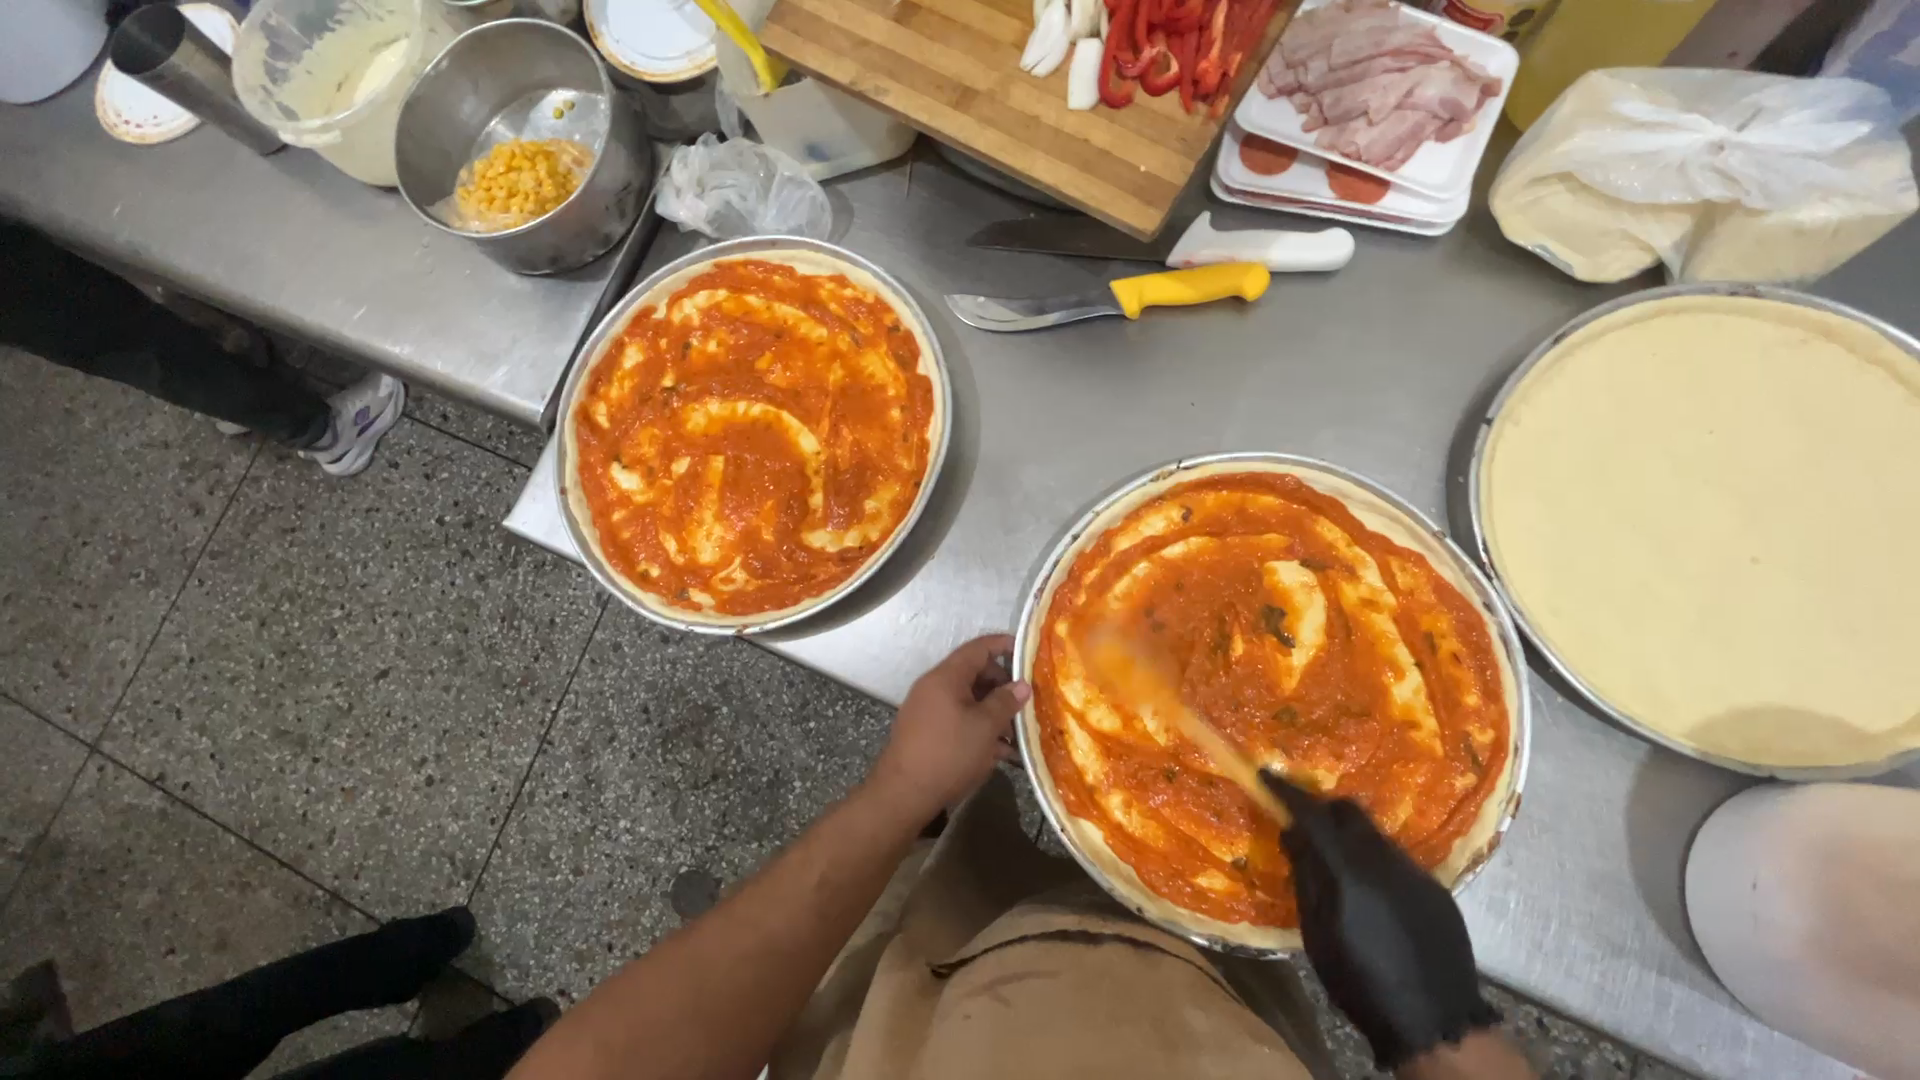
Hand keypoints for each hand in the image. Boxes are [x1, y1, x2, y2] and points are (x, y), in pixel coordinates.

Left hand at [868, 634, 1028, 822]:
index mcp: (946, 677)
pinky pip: (957, 718)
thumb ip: (1005, 702)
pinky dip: (978, 727)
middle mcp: (933, 686)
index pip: (978, 648)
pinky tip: (998, 751)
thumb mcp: (985, 727)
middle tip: (1024, 706)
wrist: (903, 793)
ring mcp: (927, 709)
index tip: (1027, 652)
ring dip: (992, 712)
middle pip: (974, 674)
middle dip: (1002, 687)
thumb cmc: (948, 754)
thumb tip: (1021, 685)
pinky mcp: (925, 730)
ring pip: (967, 700)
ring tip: (1015, 736)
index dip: (1003, 645)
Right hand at [1261, 771, 1498, 1071]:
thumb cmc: (1360, 982)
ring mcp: (1415, 872)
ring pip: (1374, 835)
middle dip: (1323, 809)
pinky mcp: (1436, 889)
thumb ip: (1306, 877)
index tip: (1267, 777)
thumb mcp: (1317, 933)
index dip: (1287, 792)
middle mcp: (1383, 860)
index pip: (1312, 814)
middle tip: (1304, 824)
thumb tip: (1293, 834)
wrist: (1435, 1022)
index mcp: (1348, 871)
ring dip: (1350, 837)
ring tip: (1338, 864)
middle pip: (1349, 811)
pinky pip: (1397, 859)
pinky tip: (1372, 893)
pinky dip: (1375, 861)